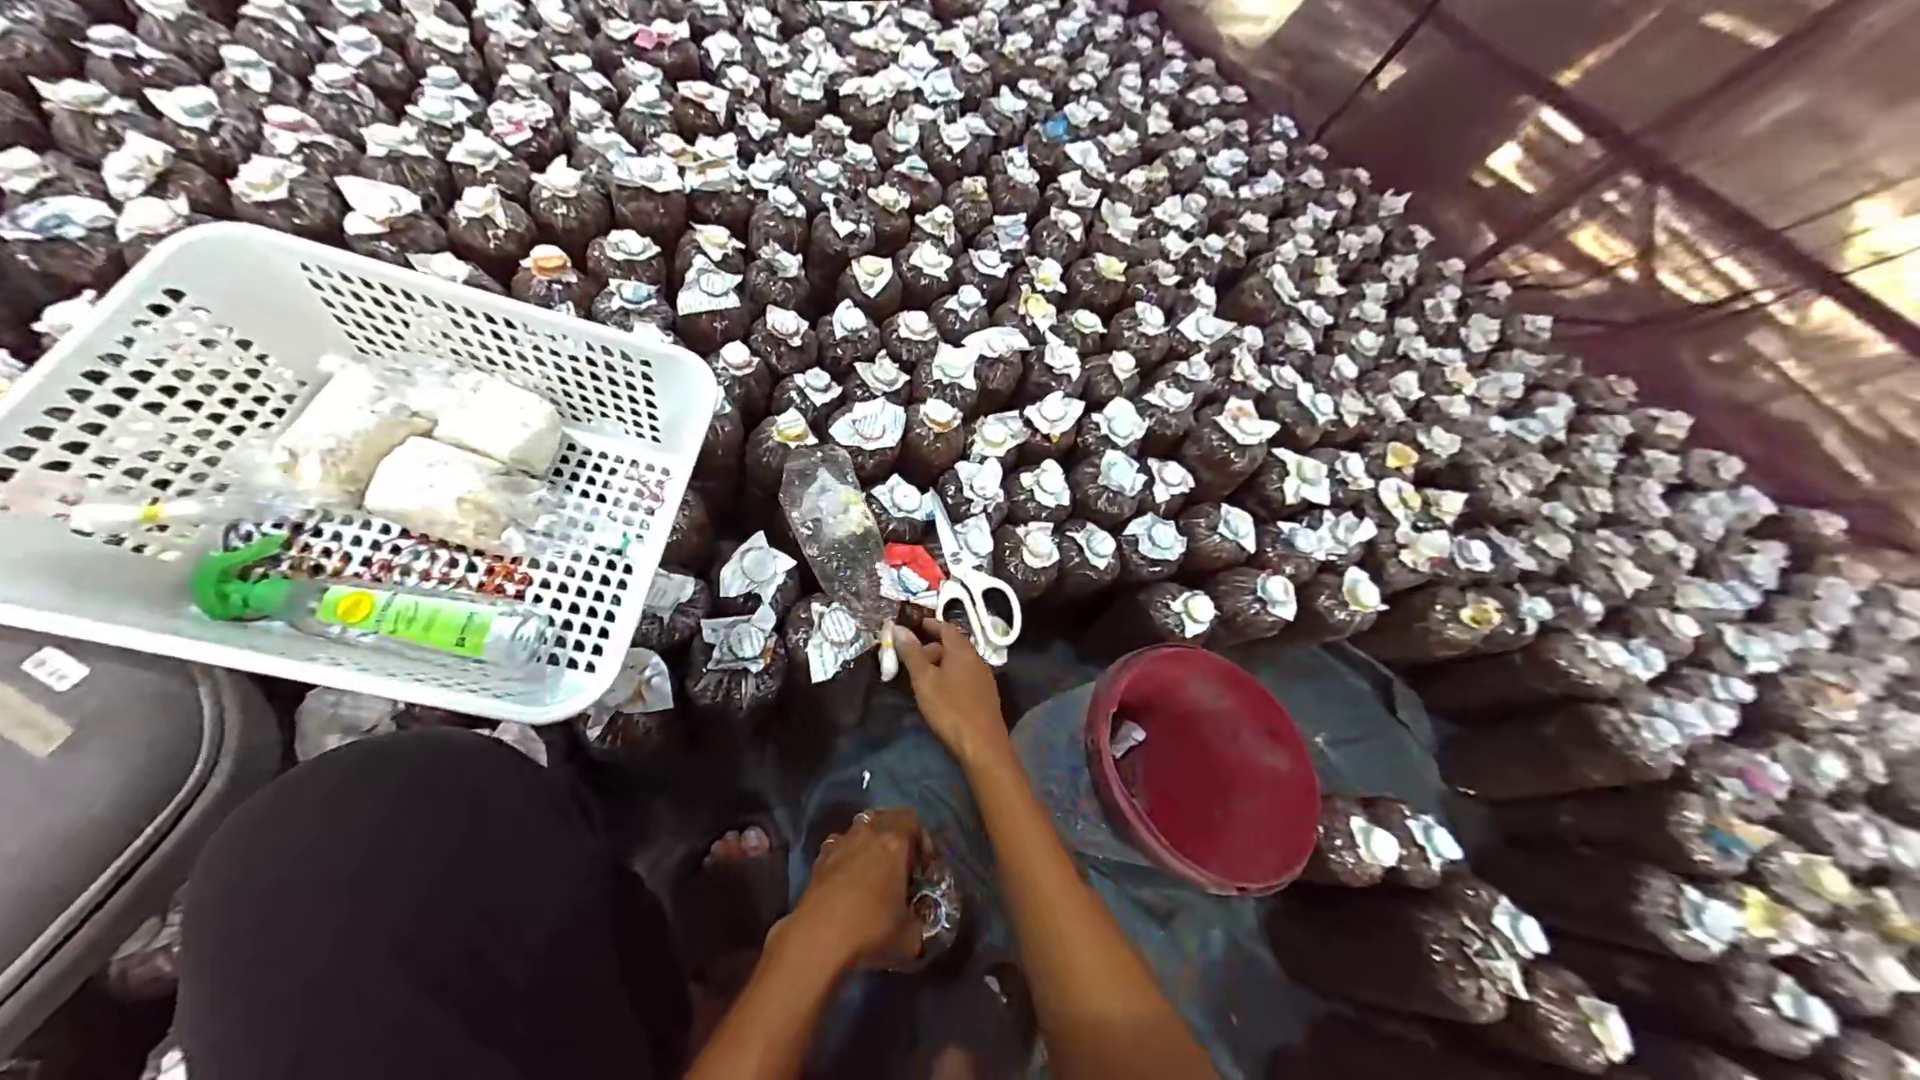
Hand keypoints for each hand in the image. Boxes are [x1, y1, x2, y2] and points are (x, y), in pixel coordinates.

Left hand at [783, 808, 924, 972]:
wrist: (817, 936)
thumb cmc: (870, 927)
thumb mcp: (908, 936)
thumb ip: (918, 925)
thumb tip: (917, 928)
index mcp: (895, 842)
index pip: (913, 819)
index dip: (922, 838)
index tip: (923, 865)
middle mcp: (868, 833)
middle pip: (886, 817)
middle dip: (896, 835)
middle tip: (900, 864)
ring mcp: (841, 842)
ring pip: (861, 828)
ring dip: (870, 842)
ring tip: (872, 870)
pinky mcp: (820, 858)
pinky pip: (839, 845)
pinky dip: (847, 855)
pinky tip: (847, 880)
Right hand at [890, 618, 1010, 769]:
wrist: (982, 745)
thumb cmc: (950, 708)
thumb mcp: (924, 679)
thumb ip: (911, 652)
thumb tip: (899, 628)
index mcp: (963, 650)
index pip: (946, 627)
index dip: (929, 625)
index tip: (912, 626)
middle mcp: (977, 658)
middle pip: (952, 645)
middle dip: (930, 647)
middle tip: (910, 658)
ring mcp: (984, 677)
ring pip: (958, 662)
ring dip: (939, 663)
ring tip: (920, 677)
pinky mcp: (985, 694)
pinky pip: (964, 675)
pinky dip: (949, 675)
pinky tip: (939, 691)